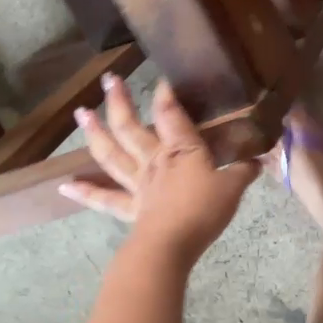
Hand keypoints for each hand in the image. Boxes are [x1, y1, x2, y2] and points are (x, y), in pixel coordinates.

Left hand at [58, 75, 259, 256]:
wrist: (171, 244)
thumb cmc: (203, 210)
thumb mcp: (234, 188)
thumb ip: (243, 172)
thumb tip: (257, 162)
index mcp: (181, 150)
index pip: (172, 114)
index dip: (167, 94)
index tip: (163, 77)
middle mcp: (154, 160)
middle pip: (132, 127)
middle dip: (119, 101)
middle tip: (108, 80)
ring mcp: (138, 183)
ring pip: (111, 153)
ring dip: (94, 132)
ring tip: (81, 112)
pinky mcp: (129, 207)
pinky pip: (104, 198)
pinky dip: (84, 191)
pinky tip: (65, 184)